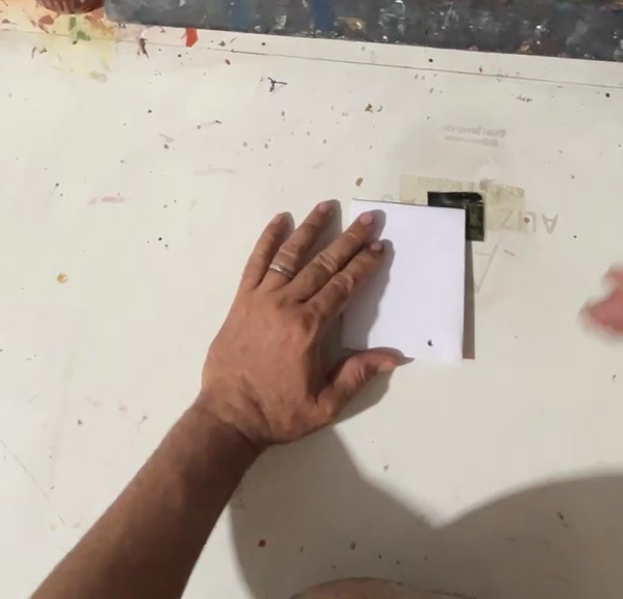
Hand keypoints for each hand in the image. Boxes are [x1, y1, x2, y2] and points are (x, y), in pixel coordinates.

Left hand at [196, 201, 403, 449]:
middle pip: (323, 264)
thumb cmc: (278, 413)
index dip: (364, 265)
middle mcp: (286, 305)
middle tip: (368, 218)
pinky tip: (280, 220)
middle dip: (349, 240)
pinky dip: (268, 239)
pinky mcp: (241, 299)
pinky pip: (256, 261)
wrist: (228, 416)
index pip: (343, 287)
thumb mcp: (325, 404)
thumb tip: (395, 356)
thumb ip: (358, 374)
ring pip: (290, 255)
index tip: (379, 246)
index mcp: (309, 328)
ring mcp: (261, 298)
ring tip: (327, 205)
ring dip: (311, 228)